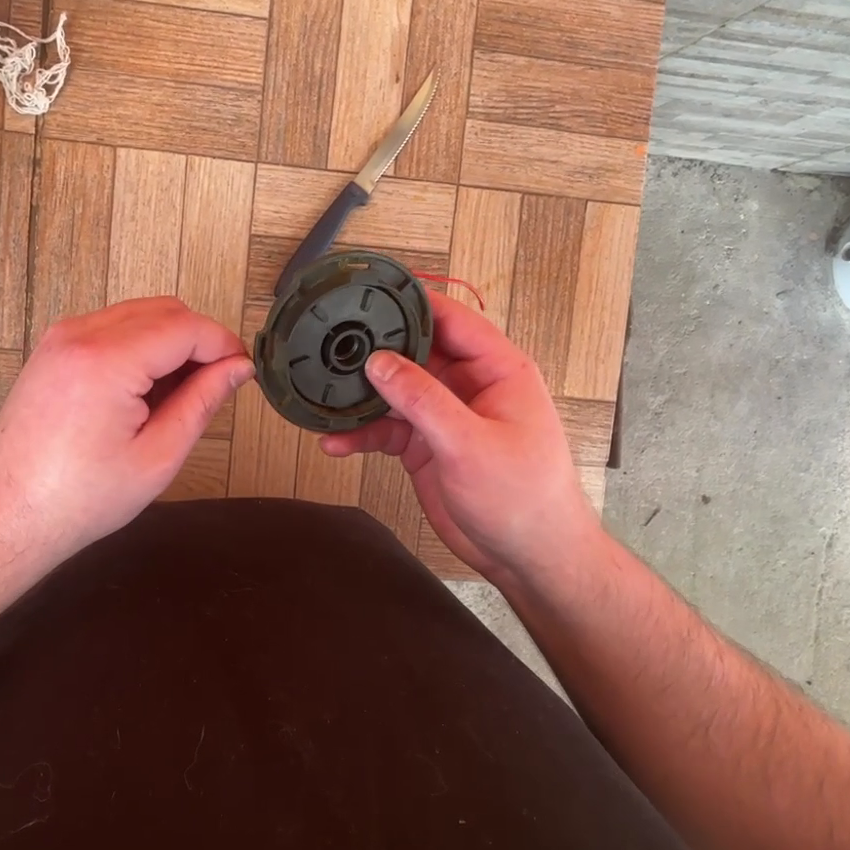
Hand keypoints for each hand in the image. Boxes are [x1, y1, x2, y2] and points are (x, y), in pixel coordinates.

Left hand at [0, 297, 253, 563]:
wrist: (9, 513)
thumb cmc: (79, 498)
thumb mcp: (157, 456)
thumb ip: (202, 402)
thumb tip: (238, 369)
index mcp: (106, 361)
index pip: (185, 326)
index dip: (223, 344)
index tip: (244, 370)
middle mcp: (79, 336)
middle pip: (164, 310)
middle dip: (198, 341)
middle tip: (216, 386)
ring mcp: (61, 338)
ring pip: (139, 314)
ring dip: (170, 343)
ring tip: (177, 397)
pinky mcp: (53, 348)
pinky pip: (112, 327)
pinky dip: (140, 347)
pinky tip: (145, 392)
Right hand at [321, 293, 602, 588]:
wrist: (528, 557)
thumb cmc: (524, 499)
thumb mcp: (470, 443)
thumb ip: (423, 400)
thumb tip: (380, 362)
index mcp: (497, 370)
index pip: (450, 321)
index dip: (411, 303)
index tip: (370, 291)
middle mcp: (468, 386)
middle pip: (414, 353)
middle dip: (374, 351)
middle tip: (330, 344)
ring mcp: (445, 416)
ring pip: (393, 392)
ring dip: (360, 397)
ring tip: (321, 398)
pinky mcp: (426, 445)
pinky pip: (387, 428)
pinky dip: (361, 433)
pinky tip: (336, 442)